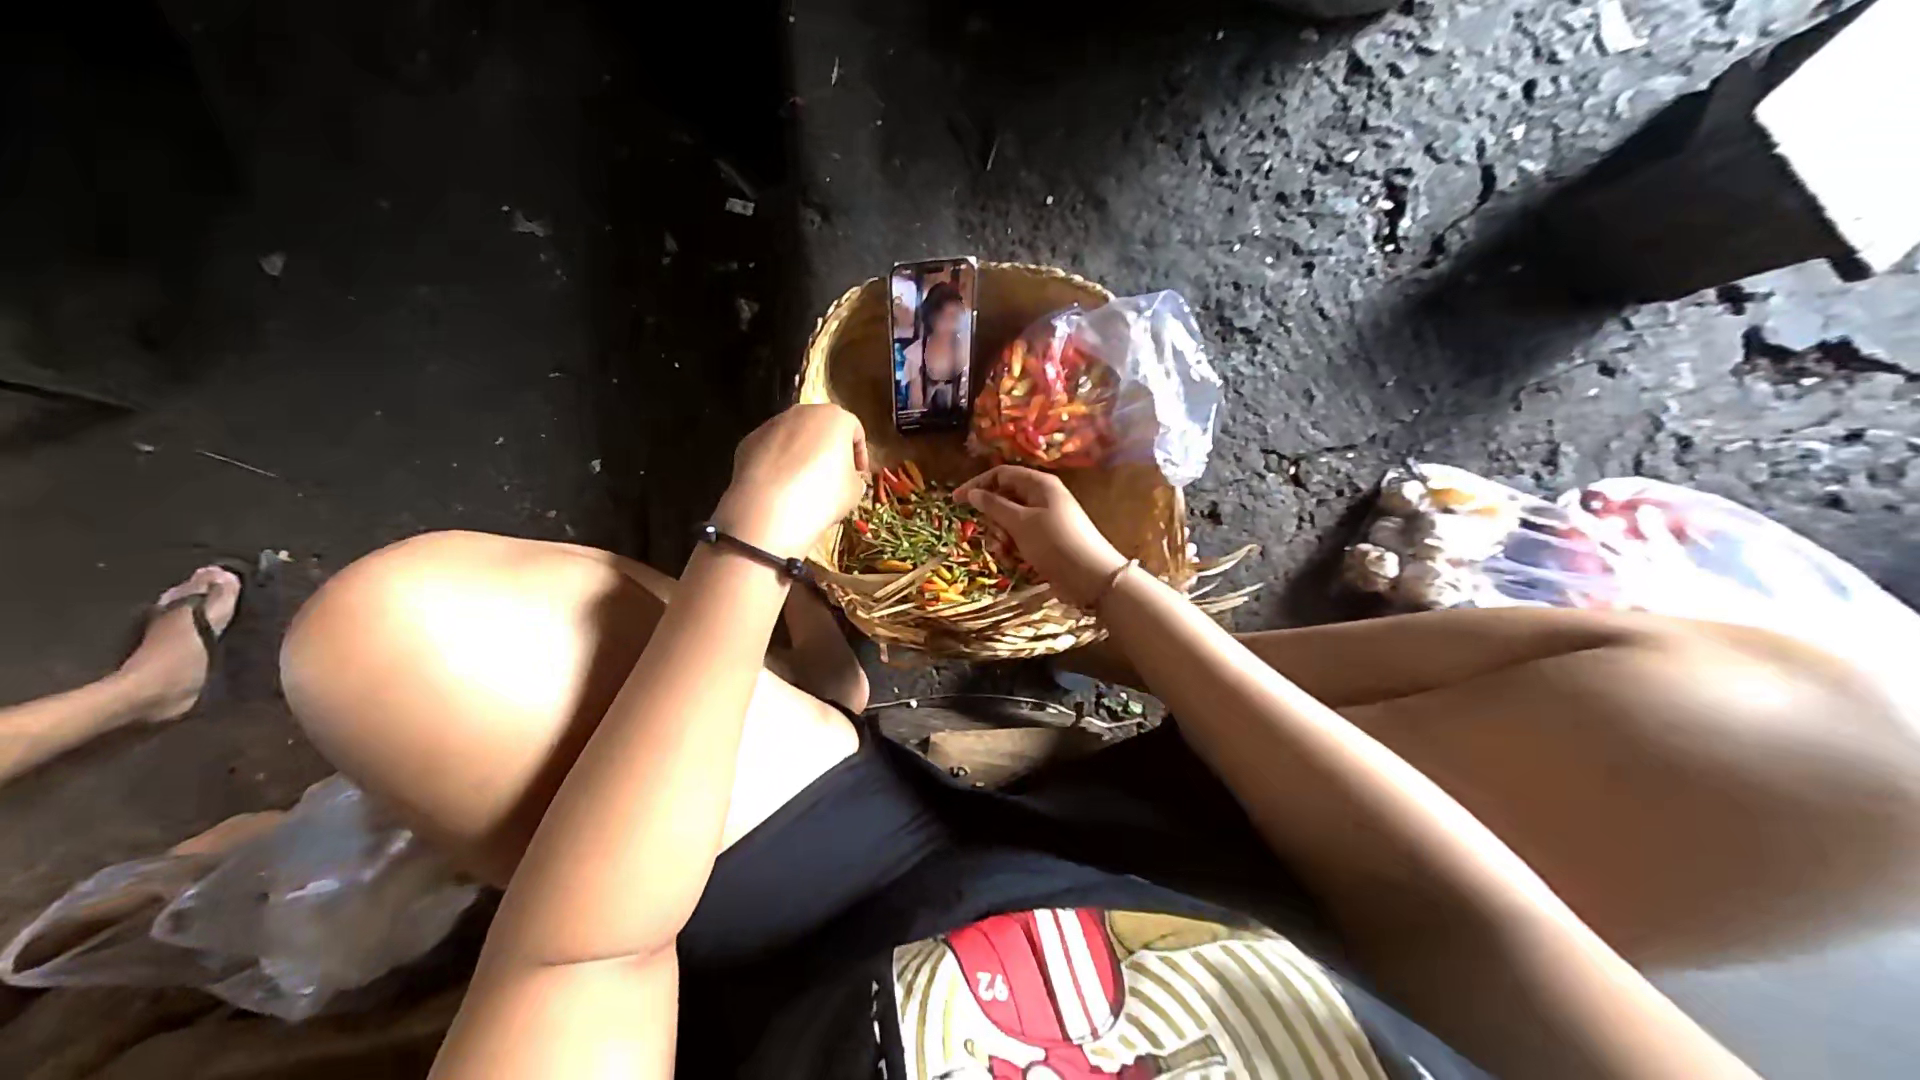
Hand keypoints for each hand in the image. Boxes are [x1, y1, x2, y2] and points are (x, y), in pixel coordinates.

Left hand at [714, 404, 868, 557]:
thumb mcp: (854, 491)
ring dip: (801, 453)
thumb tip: (845, 477)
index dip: (859, 453)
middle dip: (828, 448)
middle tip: (832, 474)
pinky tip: (779, 486)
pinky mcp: (748, 441)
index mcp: (835, 417)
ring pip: (793, 436)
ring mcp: (771, 424)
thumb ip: (853, 477)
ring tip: (802, 482)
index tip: (859, 473)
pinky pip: (771, 450)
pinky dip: (777, 462)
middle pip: (821, 427)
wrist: (770, 510)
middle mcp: (802, 412)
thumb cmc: (823, 495)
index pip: (854, 430)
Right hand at [954, 466, 1126, 607]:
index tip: (955, 501)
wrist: (1091, 577)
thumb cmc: (1055, 543)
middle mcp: (1042, 497)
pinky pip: (1020, 537)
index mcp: (1039, 484)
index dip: (977, 485)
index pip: (1001, 474)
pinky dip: (1013, 548)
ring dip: (1001, 537)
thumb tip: (972, 493)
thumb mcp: (1020, 523)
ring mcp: (1044, 519)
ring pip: (1009, 522)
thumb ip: (994, 506)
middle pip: (1003, 499)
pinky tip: (1015, 561)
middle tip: (995, 538)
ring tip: (1007, 553)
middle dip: (993, 519)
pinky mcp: (1045, 540)